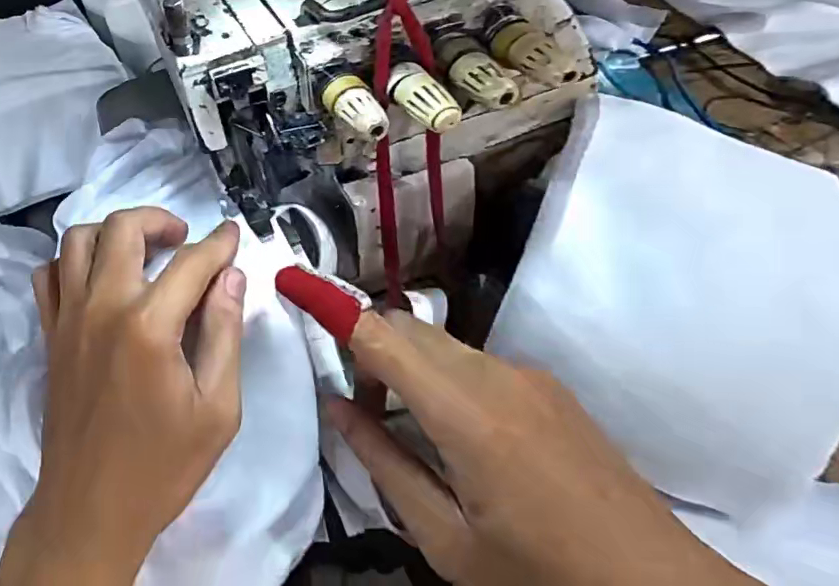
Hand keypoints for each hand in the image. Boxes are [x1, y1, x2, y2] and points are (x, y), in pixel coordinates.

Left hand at [0, 210, 246, 585]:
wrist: (90, 508)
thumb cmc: (162, 465)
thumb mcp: (217, 410)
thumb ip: (225, 333)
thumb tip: (231, 277)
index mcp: (148, 326)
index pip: (190, 262)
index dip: (217, 243)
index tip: (231, 233)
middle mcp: (102, 306)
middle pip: (123, 228)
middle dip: (159, 219)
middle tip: (183, 239)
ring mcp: (68, 316)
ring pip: (78, 239)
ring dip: (113, 232)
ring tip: (140, 251)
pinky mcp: (49, 331)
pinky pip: (49, 274)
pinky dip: (72, 261)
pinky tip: (98, 278)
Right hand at [326, 310, 756, 585]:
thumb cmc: (548, 579)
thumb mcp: (451, 544)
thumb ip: (383, 465)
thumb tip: (336, 408)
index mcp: (465, 414)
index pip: (379, 335)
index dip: (329, 304)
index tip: (289, 282)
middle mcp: (494, 375)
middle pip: (405, 327)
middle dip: (366, 347)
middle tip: (360, 406)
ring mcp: (526, 375)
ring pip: (438, 342)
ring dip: (405, 364)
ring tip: (408, 428)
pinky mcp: (548, 386)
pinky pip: (472, 360)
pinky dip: (441, 375)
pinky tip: (459, 435)